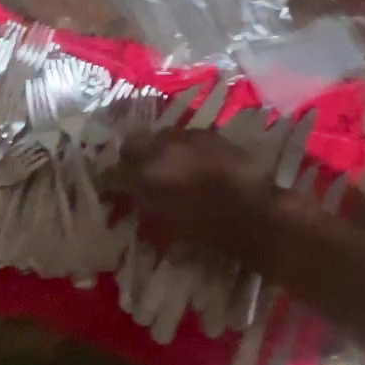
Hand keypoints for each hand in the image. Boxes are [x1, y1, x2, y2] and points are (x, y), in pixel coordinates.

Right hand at [118, 129, 284, 255]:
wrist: (255, 214)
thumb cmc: (209, 230)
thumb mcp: (167, 228)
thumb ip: (144, 212)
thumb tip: (132, 206)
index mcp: (144, 175)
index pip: (112, 174)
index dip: (109, 183)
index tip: (111, 192)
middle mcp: (159, 149)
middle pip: (131, 144)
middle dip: (130, 158)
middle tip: (136, 175)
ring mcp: (185, 137)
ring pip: (158, 136)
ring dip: (156, 150)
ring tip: (166, 166)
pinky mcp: (208, 134)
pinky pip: (184, 136)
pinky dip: (181, 147)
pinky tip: (191, 162)